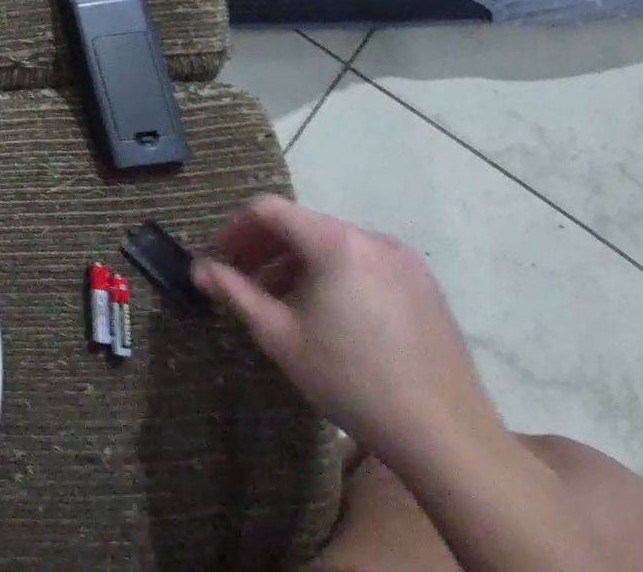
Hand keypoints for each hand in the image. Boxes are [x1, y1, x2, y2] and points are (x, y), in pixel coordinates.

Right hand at [190, 196, 502, 463]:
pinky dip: (330, 273)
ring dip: (294, 261)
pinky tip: (324, 314)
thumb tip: (198, 268)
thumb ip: (234, 291)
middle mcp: (374, 241)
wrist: (444, 433)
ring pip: (332, 244)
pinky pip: (363, 262)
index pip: (269, 210)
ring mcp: (407, 264)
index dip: (234, 228)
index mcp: (337, 245)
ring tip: (279, 301)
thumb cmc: (349, 378)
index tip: (218, 259)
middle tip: (240, 280)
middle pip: (302, 224)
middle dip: (263, 247)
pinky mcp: (425, 287)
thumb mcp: (277, 334)